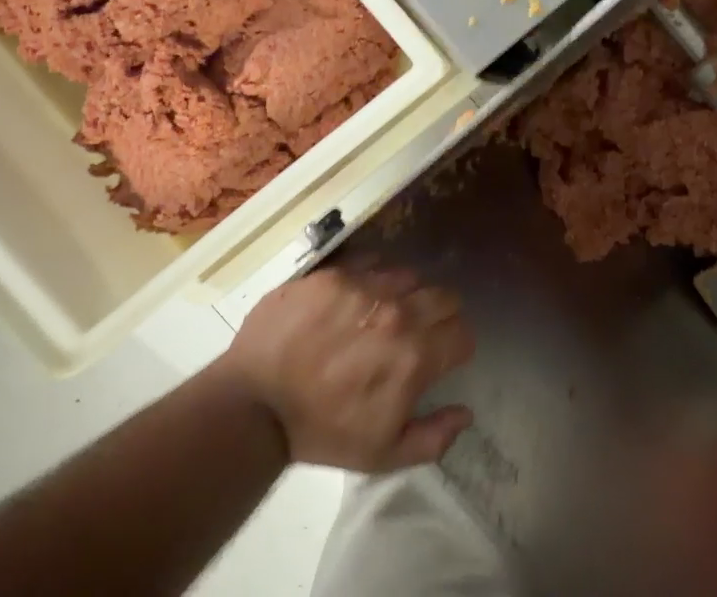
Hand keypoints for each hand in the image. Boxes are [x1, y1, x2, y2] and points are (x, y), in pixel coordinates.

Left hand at [221, 267, 475, 472]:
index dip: (455, 348)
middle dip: (438, 317)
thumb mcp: (382, 454)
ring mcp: (363, 289)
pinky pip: (369, 263)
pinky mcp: (332, 276)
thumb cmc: (320, 434)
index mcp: (416, 356)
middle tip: (414, 335)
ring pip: (409, 276)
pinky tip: (355, 299)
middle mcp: (398, 314)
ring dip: (405, 295)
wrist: (250, 408)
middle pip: (445, 298)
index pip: (463, 334)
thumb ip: (433, 438)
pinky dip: (370, 278)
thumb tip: (466, 414)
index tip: (439, 358)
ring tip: (382, 314)